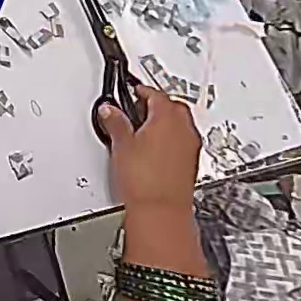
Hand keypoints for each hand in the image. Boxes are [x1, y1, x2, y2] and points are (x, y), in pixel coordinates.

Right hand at [99, 85, 199, 213]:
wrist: (160, 209)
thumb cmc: (145, 179)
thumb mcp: (121, 144)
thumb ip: (115, 122)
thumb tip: (110, 111)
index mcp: (167, 116)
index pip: (156, 94)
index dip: (142, 91)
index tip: (134, 91)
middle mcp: (184, 128)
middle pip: (172, 106)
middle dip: (156, 104)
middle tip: (138, 108)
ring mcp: (190, 146)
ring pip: (179, 124)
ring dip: (165, 122)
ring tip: (144, 130)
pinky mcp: (190, 162)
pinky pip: (182, 141)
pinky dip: (170, 139)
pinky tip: (154, 150)